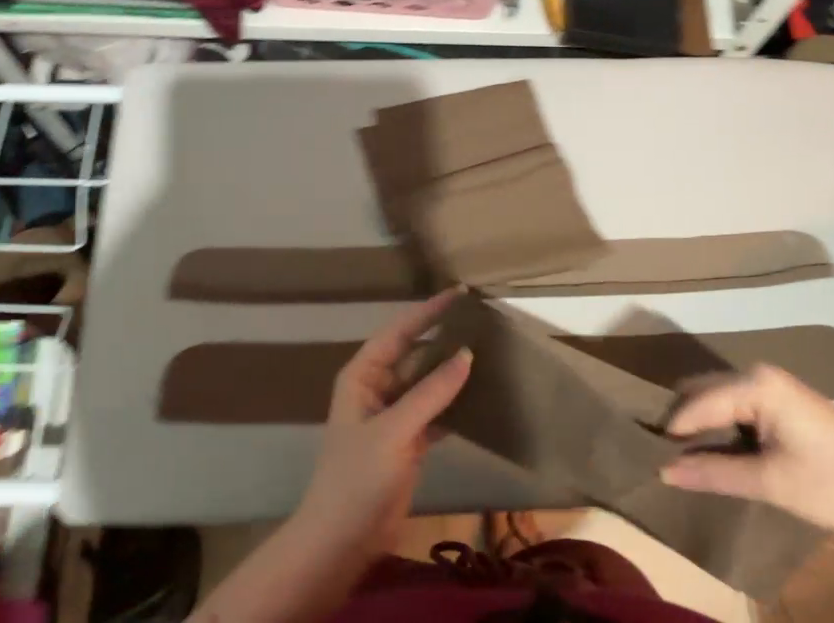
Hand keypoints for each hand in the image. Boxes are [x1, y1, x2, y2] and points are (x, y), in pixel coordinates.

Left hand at [296, 287, 473, 554]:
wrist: (342, 538)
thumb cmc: (357, 476)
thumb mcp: (394, 430)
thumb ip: (430, 392)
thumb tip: (466, 354)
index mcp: (362, 375)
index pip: (398, 332)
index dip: (427, 312)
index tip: (459, 293)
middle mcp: (377, 389)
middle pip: (415, 355)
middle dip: (444, 340)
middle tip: (484, 324)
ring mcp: (393, 417)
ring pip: (428, 385)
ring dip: (453, 374)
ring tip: (491, 354)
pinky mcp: (408, 443)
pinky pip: (436, 414)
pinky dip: (456, 406)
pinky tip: (484, 399)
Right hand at [659, 366, 833, 539]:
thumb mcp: (770, 483)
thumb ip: (712, 473)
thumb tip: (662, 471)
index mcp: (756, 383)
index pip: (695, 404)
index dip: (671, 433)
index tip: (646, 458)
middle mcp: (761, 374)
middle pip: (703, 395)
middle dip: (683, 426)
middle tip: (659, 458)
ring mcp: (776, 387)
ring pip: (719, 403)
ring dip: (702, 430)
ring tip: (681, 460)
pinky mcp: (786, 405)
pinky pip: (738, 409)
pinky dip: (722, 430)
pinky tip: (715, 455)